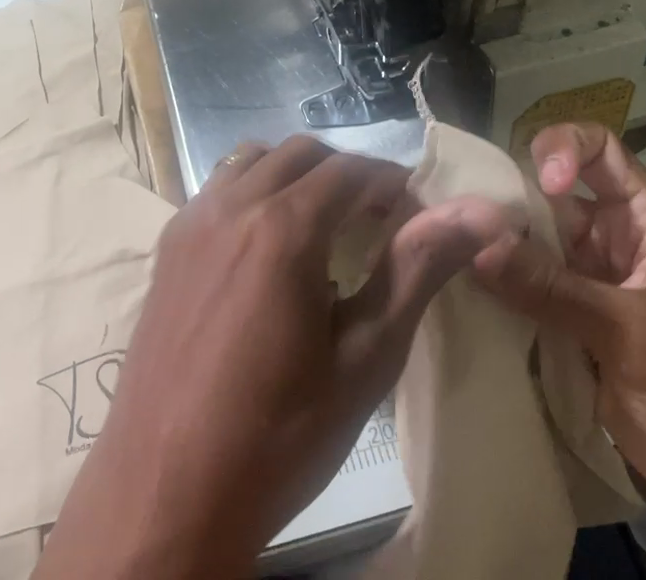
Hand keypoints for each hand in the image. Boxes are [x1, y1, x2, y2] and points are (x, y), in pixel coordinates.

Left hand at [35, 136, 507, 579]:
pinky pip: (215, 192)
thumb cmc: (279, 435)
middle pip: (300, 154)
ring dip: (295, 177)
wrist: (165, 490)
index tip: (414, 214)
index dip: (392, 183)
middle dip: (346, 175)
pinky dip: (251, 194)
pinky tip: (264, 254)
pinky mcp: (165, 250)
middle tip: (376, 224)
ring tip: (322, 231)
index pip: (351, 170)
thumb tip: (480, 212)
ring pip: (251, 162)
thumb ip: (417, 270)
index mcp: (283, 228)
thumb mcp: (364, 358)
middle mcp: (230, 207)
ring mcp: (189, 225)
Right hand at [474, 123, 645, 579]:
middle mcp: (614, 242)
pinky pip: (525, 289)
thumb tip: (476, 243)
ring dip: (495, 247)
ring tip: (447, 252)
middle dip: (508, 202)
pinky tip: (459, 287)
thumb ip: (555, 288)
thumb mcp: (635, 333)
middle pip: (551, 197)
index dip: (563, 148)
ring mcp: (589, 284)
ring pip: (532, 245)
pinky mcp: (568, 323)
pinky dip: (496, 286)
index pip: (601, 152)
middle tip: (460, 223)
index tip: (536, 183)